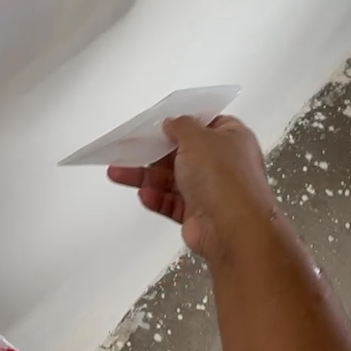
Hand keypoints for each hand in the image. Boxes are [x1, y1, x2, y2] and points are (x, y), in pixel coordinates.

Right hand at [107, 115, 278, 262]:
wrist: (233, 228)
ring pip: (170, 179)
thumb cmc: (224, 178)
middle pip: (180, 153)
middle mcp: (222, 164)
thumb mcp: (198, 138)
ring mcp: (210, 190)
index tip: (158, 123)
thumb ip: (181, 126)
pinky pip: (170, 202)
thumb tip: (172, 122)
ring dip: (144, 176)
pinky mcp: (196, 213)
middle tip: (127, 149)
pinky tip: (143, 195)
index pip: (204, 125)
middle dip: (153, 152)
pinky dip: (156, 198)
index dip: (182, 123)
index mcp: (231, 139)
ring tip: (118, 173)